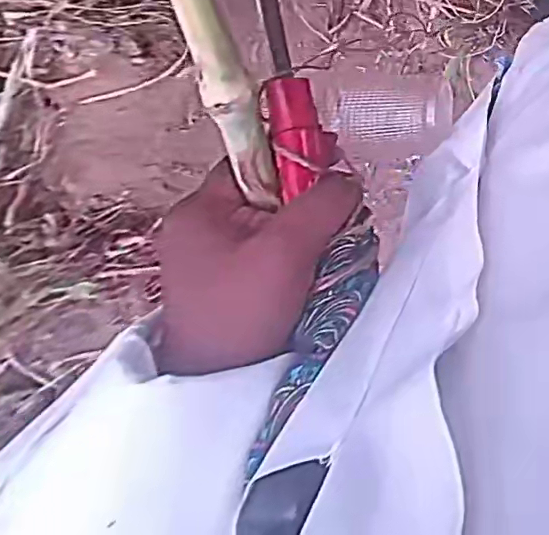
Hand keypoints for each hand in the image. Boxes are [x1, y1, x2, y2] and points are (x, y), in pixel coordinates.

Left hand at [154, 161, 360, 375]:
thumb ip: (324, 198)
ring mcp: (220, 255)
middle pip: (277, 187)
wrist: (220, 393)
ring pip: (286, 218)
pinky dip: (309, 252)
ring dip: (317, 230)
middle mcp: (206, 226)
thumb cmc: (242, 314)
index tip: (333, 162)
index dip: (296, 154)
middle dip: (314, 201)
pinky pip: (283, 247)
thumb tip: (347, 179)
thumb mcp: (288, 246)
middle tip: (337, 220)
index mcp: (201, 209)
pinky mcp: (238, 279)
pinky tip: (319, 271)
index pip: (256, 155)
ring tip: (329, 254)